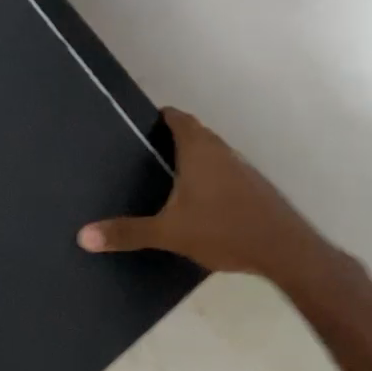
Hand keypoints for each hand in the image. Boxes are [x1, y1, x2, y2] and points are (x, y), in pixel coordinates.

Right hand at [77, 107, 332, 280]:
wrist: (288, 253)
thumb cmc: (224, 230)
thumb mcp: (169, 233)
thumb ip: (128, 233)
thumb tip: (83, 236)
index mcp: (198, 149)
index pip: (176, 117)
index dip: (158, 118)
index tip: (138, 128)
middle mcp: (221, 150)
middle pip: (195, 132)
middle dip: (172, 138)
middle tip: (146, 152)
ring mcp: (243, 168)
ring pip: (213, 152)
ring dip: (194, 158)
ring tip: (169, 176)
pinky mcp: (257, 188)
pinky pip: (226, 170)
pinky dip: (211, 176)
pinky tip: (202, 202)